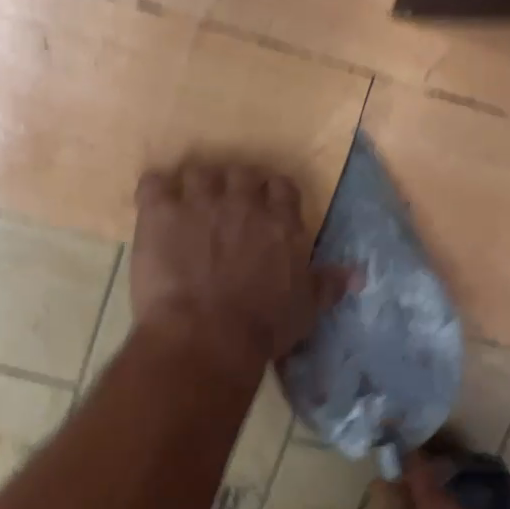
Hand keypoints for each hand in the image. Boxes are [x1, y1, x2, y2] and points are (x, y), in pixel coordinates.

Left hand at [129, 158, 340, 375]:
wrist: (205, 335)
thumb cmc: (261, 329)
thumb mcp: (305, 311)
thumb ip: (328, 285)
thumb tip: (357, 272)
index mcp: (280, 223)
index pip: (281, 187)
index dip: (270, 194)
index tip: (261, 208)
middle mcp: (241, 203)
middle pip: (239, 173)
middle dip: (232, 187)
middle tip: (222, 209)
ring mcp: (198, 203)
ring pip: (197, 173)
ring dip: (194, 187)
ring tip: (186, 207)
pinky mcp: (159, 212)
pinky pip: (153, 183)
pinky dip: (153, 191)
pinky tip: (152, 207)